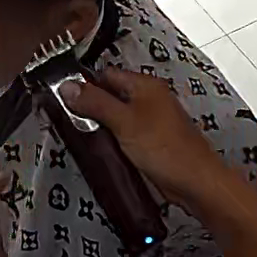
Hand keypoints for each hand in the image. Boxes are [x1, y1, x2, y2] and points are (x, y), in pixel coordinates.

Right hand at [58, 67, 232, 209]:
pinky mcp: (152, 142)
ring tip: (79, 138)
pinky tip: (101, 151)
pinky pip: (126, 134)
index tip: (61, 99)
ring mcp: (152, 121)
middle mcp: (150, 99)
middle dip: (91, 107)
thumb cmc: (163, 148)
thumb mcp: (123, 122)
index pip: (106, 74)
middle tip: (68, 122)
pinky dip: (113, 140)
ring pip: (118, 117)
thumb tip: (66, 86)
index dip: (85, 84)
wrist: (195, 182)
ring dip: (101, 127)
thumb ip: (95, 103)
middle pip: (111, 96)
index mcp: (146, 85)